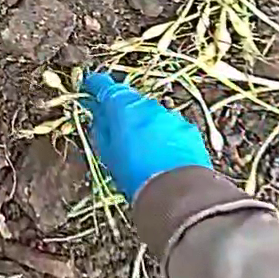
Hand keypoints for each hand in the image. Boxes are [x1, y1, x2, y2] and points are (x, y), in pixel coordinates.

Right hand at [81, 72, 212, 198]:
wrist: (176, 192)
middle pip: (130, 101)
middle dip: (123, 111)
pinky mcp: (188, 128)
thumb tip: (99, 115)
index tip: (91, 85)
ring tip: (143, 151)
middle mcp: (147, 104)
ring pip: (151, 115)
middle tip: (118, 129)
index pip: (105, 87)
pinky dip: (164, 136)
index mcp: (122, 107)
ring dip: (145, 125)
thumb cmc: (134, 175)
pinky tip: (163, 157)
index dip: (97, 85)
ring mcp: (169, 115)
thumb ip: (101, 129)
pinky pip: (170, 127)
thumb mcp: (107, 154)